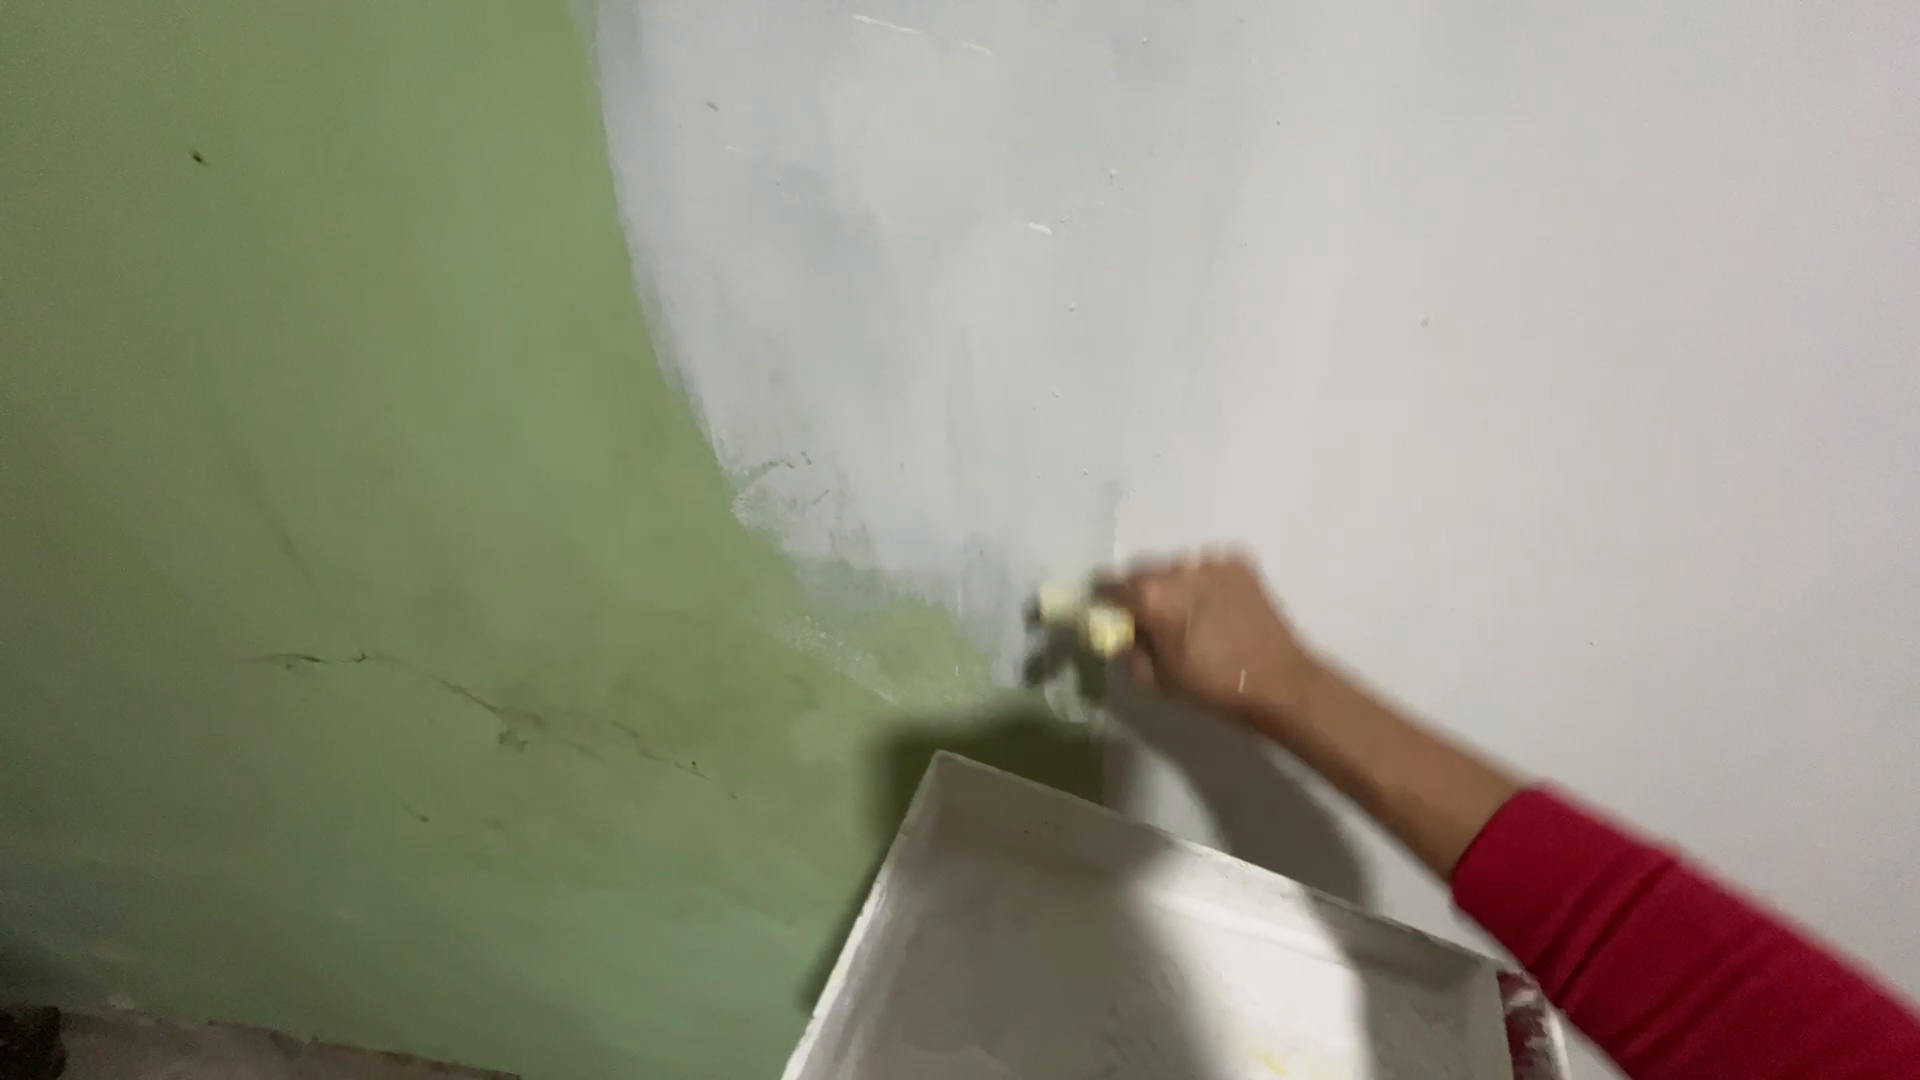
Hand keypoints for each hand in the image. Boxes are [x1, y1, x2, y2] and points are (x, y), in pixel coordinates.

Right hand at [1112, 550, 1320, 722]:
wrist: (1280, 681)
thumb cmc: (1212, 685)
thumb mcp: (1157, 678)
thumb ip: (1129, 650)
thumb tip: (1122, 635)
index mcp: (1151, 596)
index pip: (1108, 584)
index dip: (1103, 598)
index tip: (1107, 611)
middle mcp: (1177, 568)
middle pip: (1144, 572)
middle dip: (1142, 592)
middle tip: (1152, 617)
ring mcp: (1210, 561)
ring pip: (1177, 568)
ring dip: (1175, 585)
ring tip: (1190, 612)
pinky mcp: (1238, 562)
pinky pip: (1207, 567)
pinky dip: (1204, 582)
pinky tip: (1216, 606)